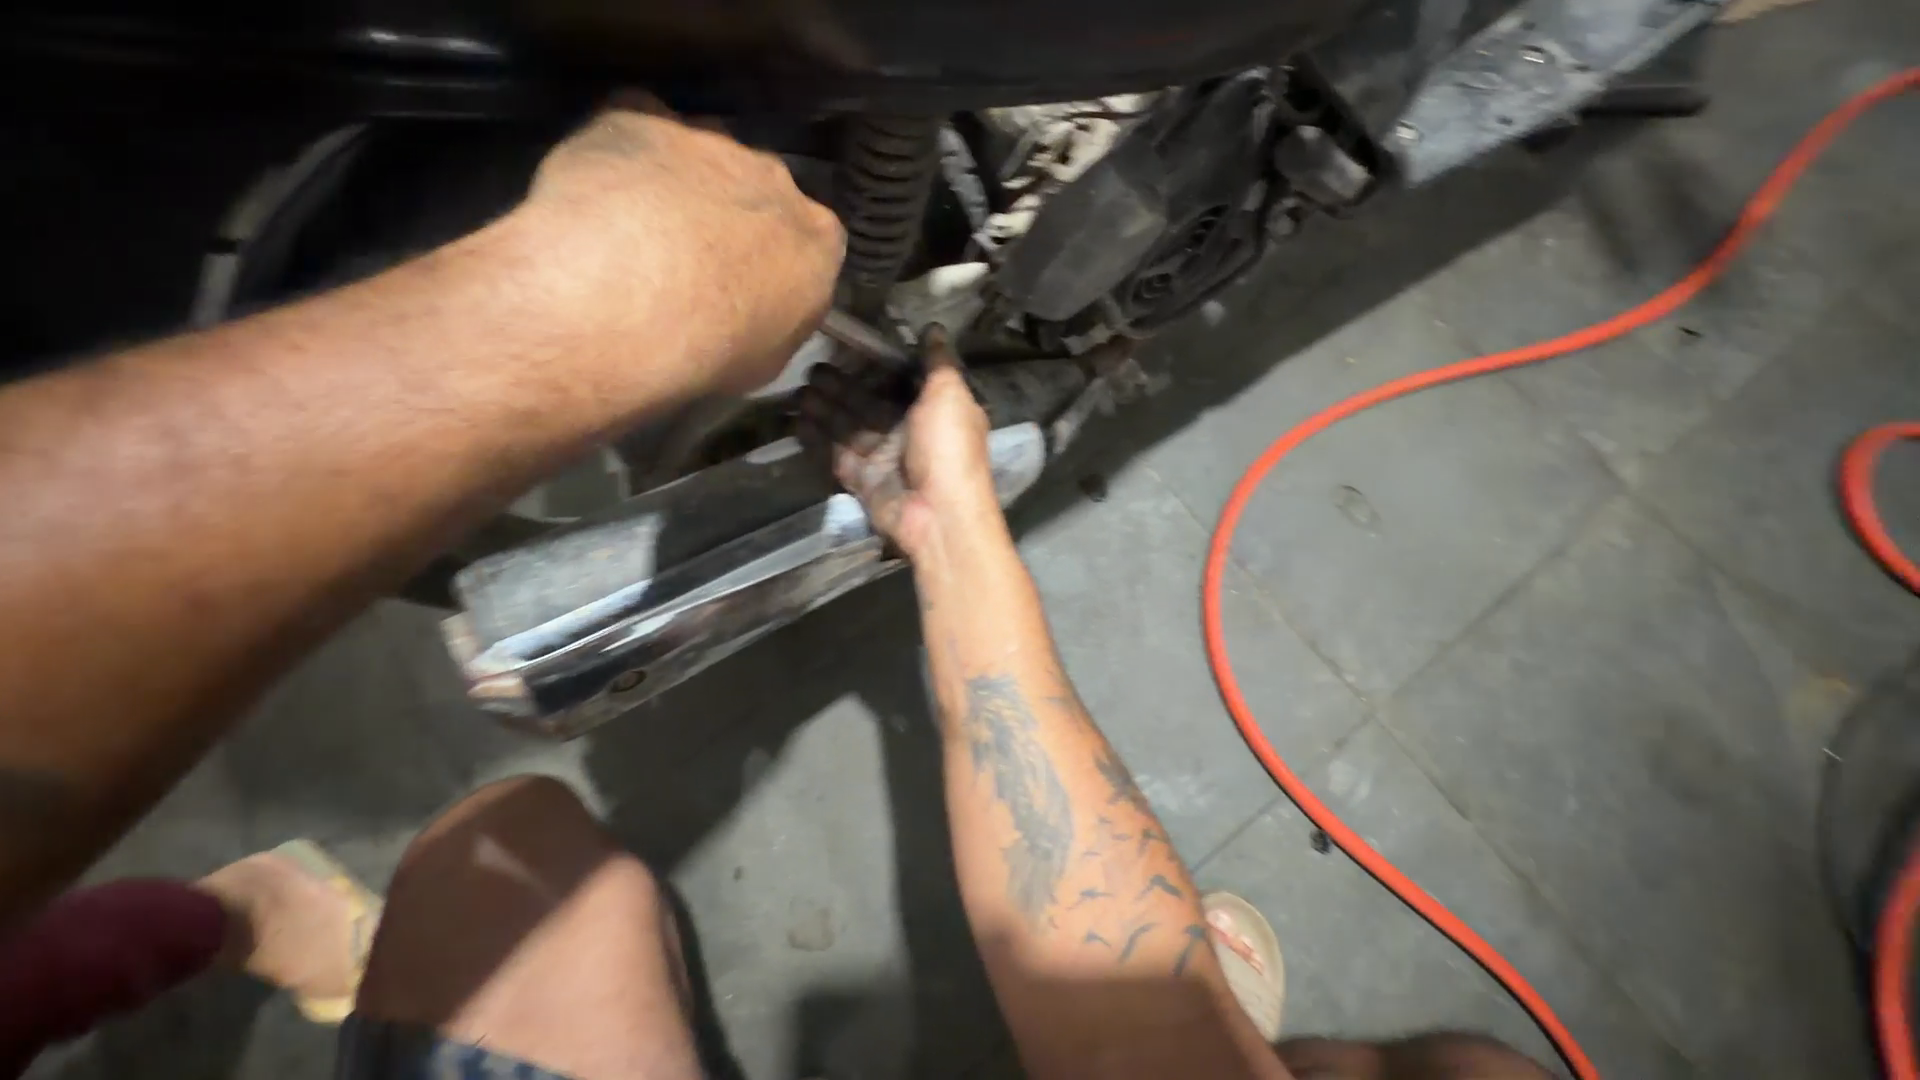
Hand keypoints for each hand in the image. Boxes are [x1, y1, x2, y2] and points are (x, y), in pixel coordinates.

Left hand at [509, 97, 844, 396]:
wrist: (627, 302)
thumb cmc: (710, 350)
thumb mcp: (765, 362)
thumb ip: (776, 321)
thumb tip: (764, 313)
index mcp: (819, 240)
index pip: (813, 243)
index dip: (779, 262)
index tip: (752, 284)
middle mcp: (775, 178)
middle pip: (760, 189)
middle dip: (733, 215)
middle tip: (691, 260)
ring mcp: (710, 142)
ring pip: (702, 154)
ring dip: (681, 182)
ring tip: (640, 230)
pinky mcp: (642, 118)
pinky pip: (638, 124)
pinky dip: (626, 152)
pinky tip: (603, 192)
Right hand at [798, 327, 1003, 561]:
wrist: (939, 514)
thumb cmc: (948, 448)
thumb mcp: (951, 394)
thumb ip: (939, 362)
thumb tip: (935, 327)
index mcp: (933, 410)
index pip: (900, 382)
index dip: (875, 365)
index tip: (847, 346)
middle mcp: (908, 432)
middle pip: (867, 403)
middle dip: (840, 386)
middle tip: (809, 367)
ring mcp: (883, 457)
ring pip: (847, 426)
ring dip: (824, 408)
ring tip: (796, 390)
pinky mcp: (862, 479)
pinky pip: (835, 453)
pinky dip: (817, 439)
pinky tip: (796, 422)